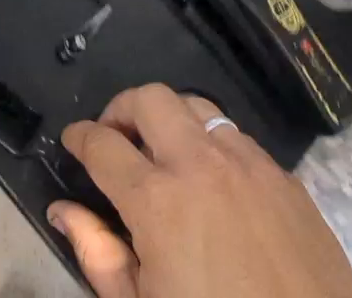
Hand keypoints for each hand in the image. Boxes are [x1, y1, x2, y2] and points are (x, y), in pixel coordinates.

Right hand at [49, 85, 351, 297]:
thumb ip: (97, 252)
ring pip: (198, 107)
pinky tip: (214, 183)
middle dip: (122, 109)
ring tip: (163, 153)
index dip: (79, 137)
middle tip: (115, 138)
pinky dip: (213, 145)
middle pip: (151, 99)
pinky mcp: (287, 180)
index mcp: (157, 201)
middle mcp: (201, 166)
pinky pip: (239, 139)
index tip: (72, 140)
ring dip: (170, 120)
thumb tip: (64, 210)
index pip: (102, 144)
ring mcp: (250, 167)